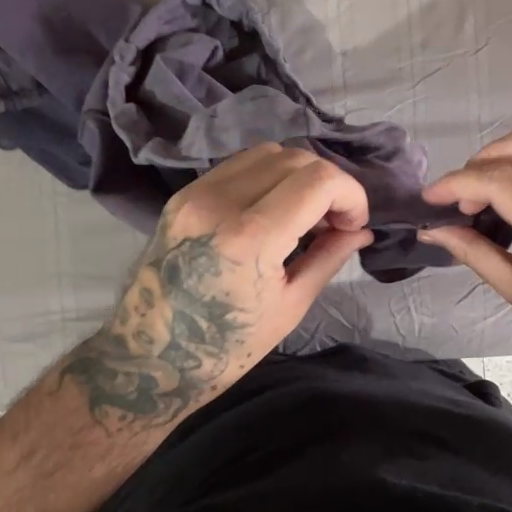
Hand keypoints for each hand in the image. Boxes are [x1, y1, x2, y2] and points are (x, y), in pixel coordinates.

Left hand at [53, 143, 371, 431]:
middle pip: (296, 158)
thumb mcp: (291, 306)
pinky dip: (269, 176)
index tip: (354, 224)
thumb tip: (362, 230)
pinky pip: (238, 165)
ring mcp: (196, 194)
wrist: (149, 358)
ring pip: (267, 153)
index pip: (318, 180)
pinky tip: (275, 209)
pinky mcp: (183, 196)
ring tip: (305, 214)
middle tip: (334, 222)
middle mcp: (220, 202)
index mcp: (251, 238)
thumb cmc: (226, 346)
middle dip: (329, 183)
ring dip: (299, 175)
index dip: (350, 195)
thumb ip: (329, 257)